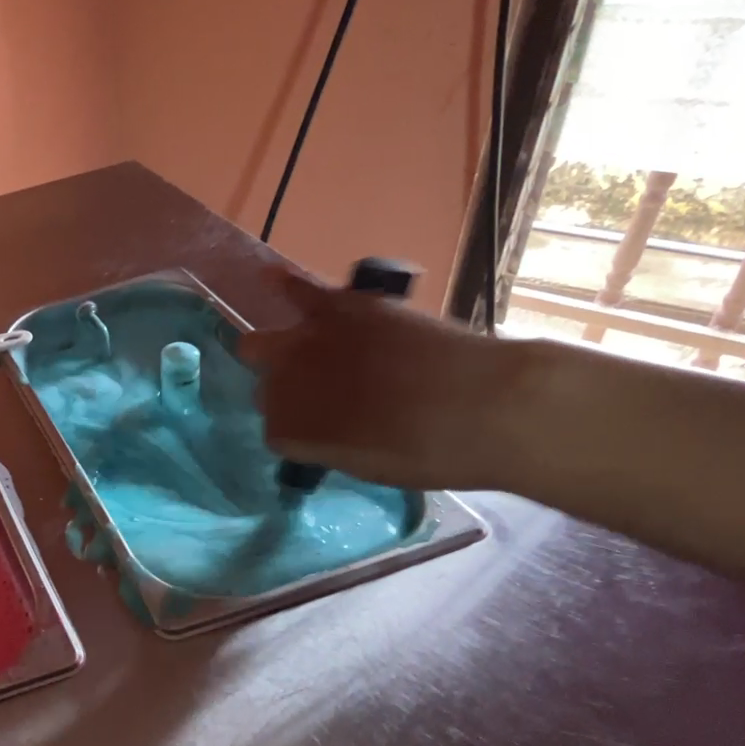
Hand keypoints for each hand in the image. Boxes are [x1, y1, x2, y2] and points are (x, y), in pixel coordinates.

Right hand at [236, 264, 533, 491]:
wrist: (485, 404)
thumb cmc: (431, 452)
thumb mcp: (368, 464)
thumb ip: (329, 443)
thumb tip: (322, 430)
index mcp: (289, 433)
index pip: (275, 430)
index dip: (301, 432)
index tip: (327, 434)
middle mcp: (283, 387)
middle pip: (264, 390)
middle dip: (285, 393)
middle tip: (324, 399)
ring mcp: (305, 343)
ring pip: (259, 346)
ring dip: (276, 354)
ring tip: (305, 355)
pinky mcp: (337, 306)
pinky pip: (297, 291)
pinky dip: (285, 287)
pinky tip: (273, 280)